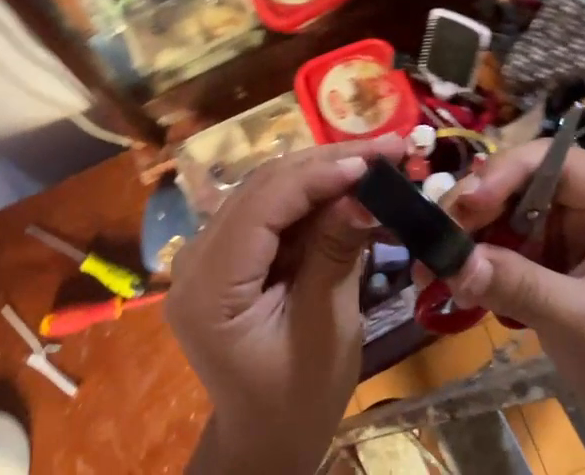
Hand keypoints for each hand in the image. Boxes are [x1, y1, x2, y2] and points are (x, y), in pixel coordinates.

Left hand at [169, 135, 405, 474]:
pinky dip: (314, 195)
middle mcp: (196, 257)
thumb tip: (363, 193)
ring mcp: (208, 252)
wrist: (267, 435)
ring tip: (379, 159)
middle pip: (263, 187)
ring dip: (325, 173)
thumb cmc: (298, 397)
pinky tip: (353, 183)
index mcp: (209, 286)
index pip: (262, 205)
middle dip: (328, 164)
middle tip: (388, 149)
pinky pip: (272, 209)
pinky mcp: (228, 252)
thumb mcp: (325, 329)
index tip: (373, 161)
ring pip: (269, 189)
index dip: (317, 176)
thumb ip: (336, 254)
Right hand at [438, 142, 584, 472]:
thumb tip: (455, 263)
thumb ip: (520, 285)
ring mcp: (560, 226)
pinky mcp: (542, 255)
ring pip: (497, 212)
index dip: (499, 177)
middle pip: (512, 182)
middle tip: (431, 246)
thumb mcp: (583, 320)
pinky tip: (444, 282)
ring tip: (428, 271)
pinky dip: (470, 262)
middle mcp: (583, 198)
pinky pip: (497, 244)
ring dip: (462, 240)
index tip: (461, 212)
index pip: (546, 160)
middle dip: (470, 212)